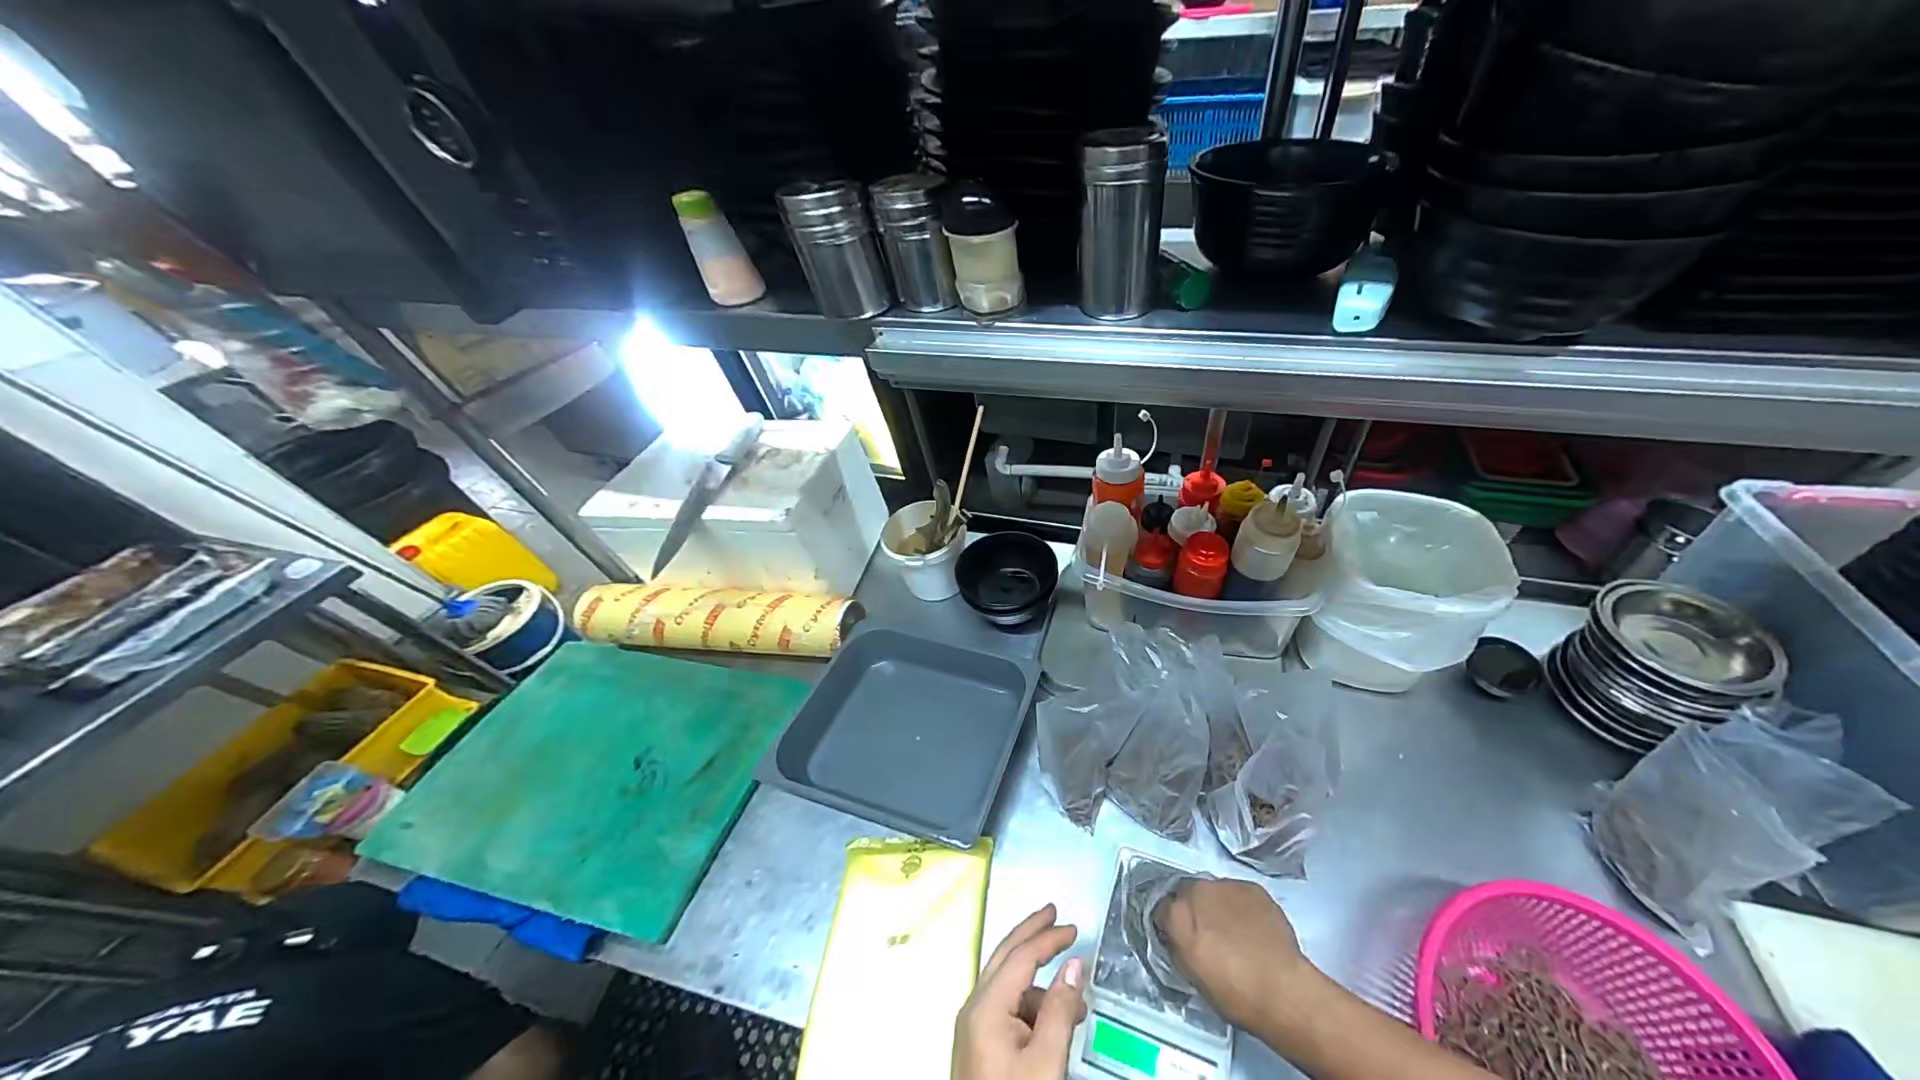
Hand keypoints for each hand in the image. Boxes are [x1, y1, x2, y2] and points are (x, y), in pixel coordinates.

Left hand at [952, 904, 1087, 1079]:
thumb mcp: (1046, 1061)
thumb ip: (1059, 1009)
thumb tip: (1073, 964)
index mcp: (985, 1006)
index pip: (1019, 956)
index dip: (1047, 938)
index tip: (1073, 927)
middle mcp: (974, 1007)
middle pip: (1004, 956)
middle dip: (1030, 933)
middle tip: (1054, 913)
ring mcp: (973, 1025)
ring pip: (1006, 984)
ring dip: (1037, 981)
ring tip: (1073, 1002)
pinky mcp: (978, 1043)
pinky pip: (1005, 1007)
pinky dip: (1030, 1004)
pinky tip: (1053, 1023)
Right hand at [1155, 879, 1316, 1030]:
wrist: (1282, 990)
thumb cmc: (1233, 993)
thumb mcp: (1191, 974)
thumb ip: (1176, 946)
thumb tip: (1176, 937)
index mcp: (1176, 914)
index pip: (1160, 908)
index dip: (1169, 923)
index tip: (1178, 937)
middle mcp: (1196, 890)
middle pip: (1186, 892)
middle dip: (1193, 908)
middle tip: (1207, 933)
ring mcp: (1226, 885)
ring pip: (1214, 891)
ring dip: (1217, 905)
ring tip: (1234, 930)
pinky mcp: (1253, 887)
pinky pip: (1239, 893)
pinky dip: (1240, 906)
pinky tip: (1253, 927)